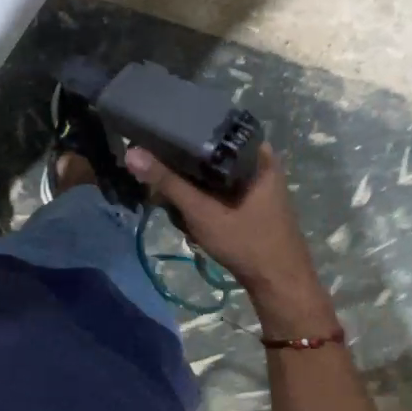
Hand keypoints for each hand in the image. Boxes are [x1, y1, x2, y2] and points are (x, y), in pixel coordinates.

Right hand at [125, 145, 338, 335]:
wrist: (279, 285)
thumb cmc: (247, 242)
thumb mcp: (202, 211)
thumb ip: (167, 182)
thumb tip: (131, 152)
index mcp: (258, 155)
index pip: (216, 125)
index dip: (185, 128)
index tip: (157, 132)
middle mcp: (260, 163)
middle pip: (211, 150)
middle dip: (182, 163)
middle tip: (156, 168)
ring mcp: (257, 184)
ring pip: (212, 171)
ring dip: (189, 182)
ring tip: (165, 190)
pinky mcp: (251, 201)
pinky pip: (218, 187)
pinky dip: (201, 194)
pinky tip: (185, 208)